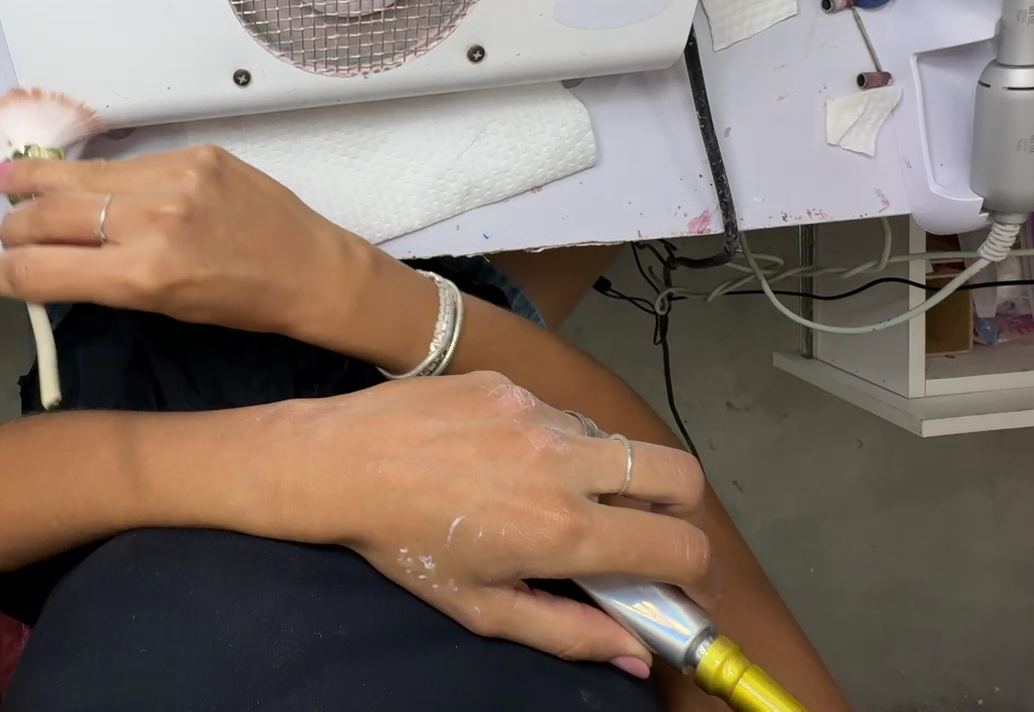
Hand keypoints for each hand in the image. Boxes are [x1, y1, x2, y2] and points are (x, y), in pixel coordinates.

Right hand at [0, 147, 409, 350]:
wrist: (310, 267)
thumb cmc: (241, 305)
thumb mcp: (165, 307)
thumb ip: (104, 280)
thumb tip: (50, 259)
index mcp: (143, 275)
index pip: (41, 270)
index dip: (6, 274)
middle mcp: (152, 220)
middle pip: (50, 214)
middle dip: (15, 226)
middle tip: (5, 230)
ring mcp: (175, 177)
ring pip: (81, 176)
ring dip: (36, 181)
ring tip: (3, 176)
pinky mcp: (195, 153)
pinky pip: (127, 164)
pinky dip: (98, 177)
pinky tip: (79, 178)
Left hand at [284, 372, 714, 674]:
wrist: (341, 460)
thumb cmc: (404, 541)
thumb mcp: (479, 607)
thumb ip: (567, 632)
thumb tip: (636, 654)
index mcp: (562, 529)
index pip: (682, 545)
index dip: (692, 569)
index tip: (672, 576)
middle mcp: (561, 462)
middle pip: (678, 472)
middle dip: (677, 505)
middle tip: (637, 525)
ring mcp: (532, 410)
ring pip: (607, 439)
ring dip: (597, 469)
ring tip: (539, 486)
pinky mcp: (503, 379)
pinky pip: (550, 410)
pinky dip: (544, 436)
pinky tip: (494, 449)